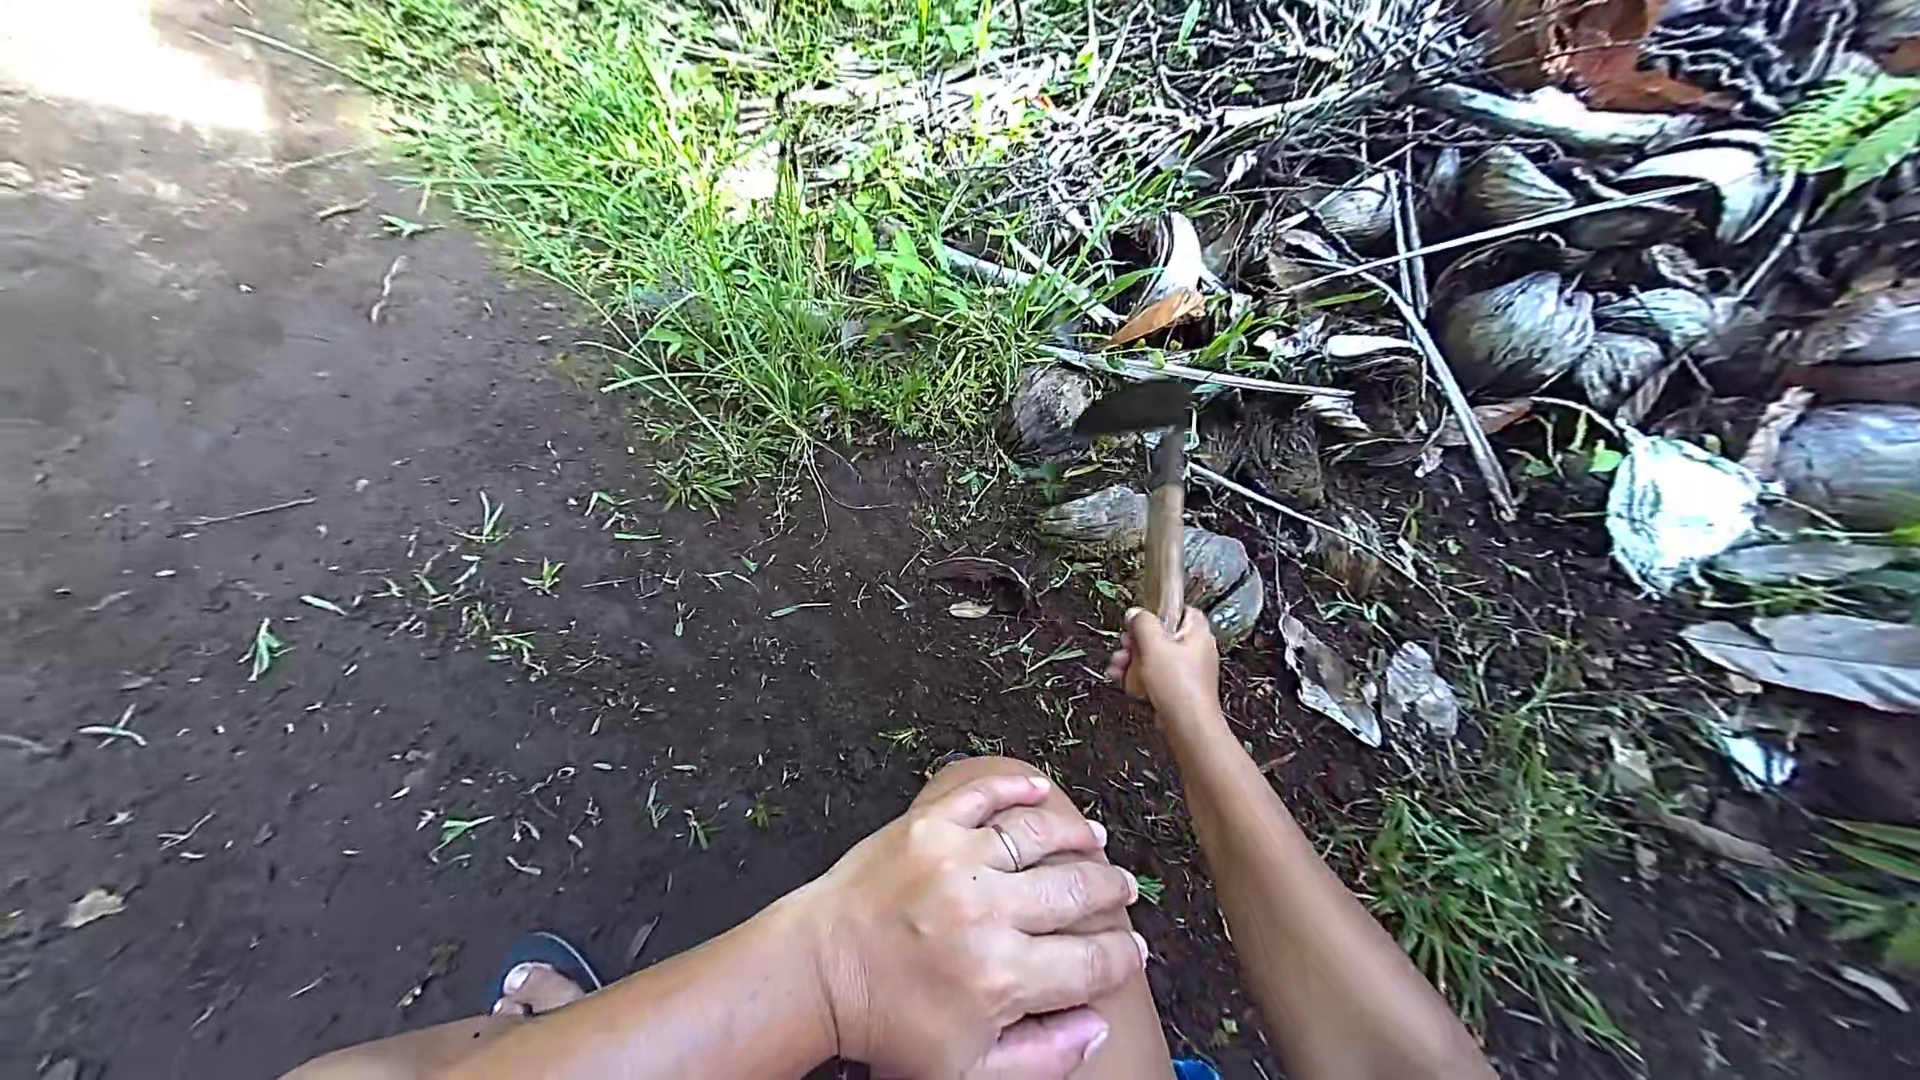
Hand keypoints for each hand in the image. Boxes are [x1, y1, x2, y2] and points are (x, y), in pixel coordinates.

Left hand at [799, 772, 1145, 1078]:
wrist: (821, 967)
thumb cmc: (890, 1022)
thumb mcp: (967, 1071)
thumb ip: (1041, 1056)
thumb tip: (1097, 1023)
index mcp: (999, 977)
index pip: (1088, 962)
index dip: (1120, 955)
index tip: (1133, 948)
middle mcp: (984, 909)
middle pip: (1072, 892)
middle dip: (1109, 892)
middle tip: (1123, 888)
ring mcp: (955, 856)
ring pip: (1036, 834)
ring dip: (1075, 835)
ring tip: (1095, 840)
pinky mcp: (927, 824)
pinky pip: (981, 793)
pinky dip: (1014, 786)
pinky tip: (1041, 789)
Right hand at [1104, 605, 1220, 720]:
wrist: (1186, 726)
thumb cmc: (1179, 686)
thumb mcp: (1154, 645)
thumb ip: (1142, 623)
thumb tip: (1135, 613)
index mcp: (1197, 634)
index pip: (1182, 611)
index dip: (1159, 612)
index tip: (1141, 619)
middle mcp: (1195, 651)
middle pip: (1161, 636)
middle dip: (1136, 642)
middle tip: (1125, 646)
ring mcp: (1186, 672)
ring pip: (1153, 658)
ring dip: (1132, 660)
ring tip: (1118, 666)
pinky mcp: (1176, 690)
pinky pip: (1153, 677)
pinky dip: (1137, 677)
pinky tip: (1122, 680)